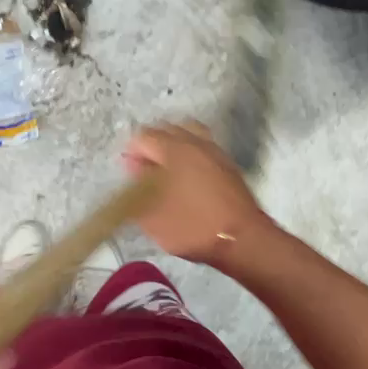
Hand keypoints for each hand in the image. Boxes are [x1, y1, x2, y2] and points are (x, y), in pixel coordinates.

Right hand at [123, 122, 273, 264]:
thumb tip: (134, 173)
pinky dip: (191, 154)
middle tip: (144, 170)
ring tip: (165, 170)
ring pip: (189, 134)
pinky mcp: (228, 165)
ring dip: (173, 146)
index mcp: (174, 150)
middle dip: (151, 145)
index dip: (131, 152)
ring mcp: (215, 151)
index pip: (144, 137)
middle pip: (167, 129)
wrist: (240, 239)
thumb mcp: (151, 216)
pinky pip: (204, 148)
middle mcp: (196, 143)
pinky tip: (186, 177)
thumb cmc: (191, 227)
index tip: (127, 172)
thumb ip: (135, 191)